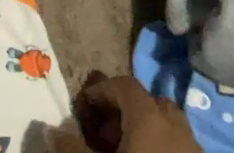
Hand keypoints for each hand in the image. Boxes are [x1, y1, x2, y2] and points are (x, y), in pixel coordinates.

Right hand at [48, 72, 199, 152]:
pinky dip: (163, 150)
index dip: (102, 90)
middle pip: (153, 103)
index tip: (84, 107)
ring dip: (147, 131)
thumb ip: (70, 148)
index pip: (126, 86)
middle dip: (128, 110)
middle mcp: (177, 131)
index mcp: (149, 121)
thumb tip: (52, 131)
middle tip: (106, 131)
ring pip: (171, 129)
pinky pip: (181, 150)